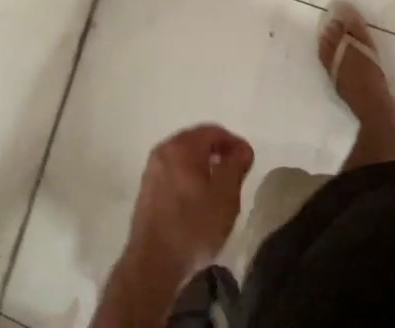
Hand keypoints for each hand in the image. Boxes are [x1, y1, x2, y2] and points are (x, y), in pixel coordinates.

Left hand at [123, 124, 254, 280]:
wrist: (153, 262)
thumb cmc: (194, 226)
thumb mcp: (225, 196)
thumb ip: (236, 166)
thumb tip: (242, 149)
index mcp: (182, 146)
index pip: (213, 131)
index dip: (234, 142)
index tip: (248, 161)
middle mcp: (163, 151)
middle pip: (196, 141)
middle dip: (218, 152)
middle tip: (235, 171)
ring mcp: (151, 170)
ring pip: (183, 157)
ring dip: (202, 165)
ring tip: (218, 186)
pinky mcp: (146, 189)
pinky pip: (173, 172)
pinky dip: (188, 176)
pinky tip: (198, 198)